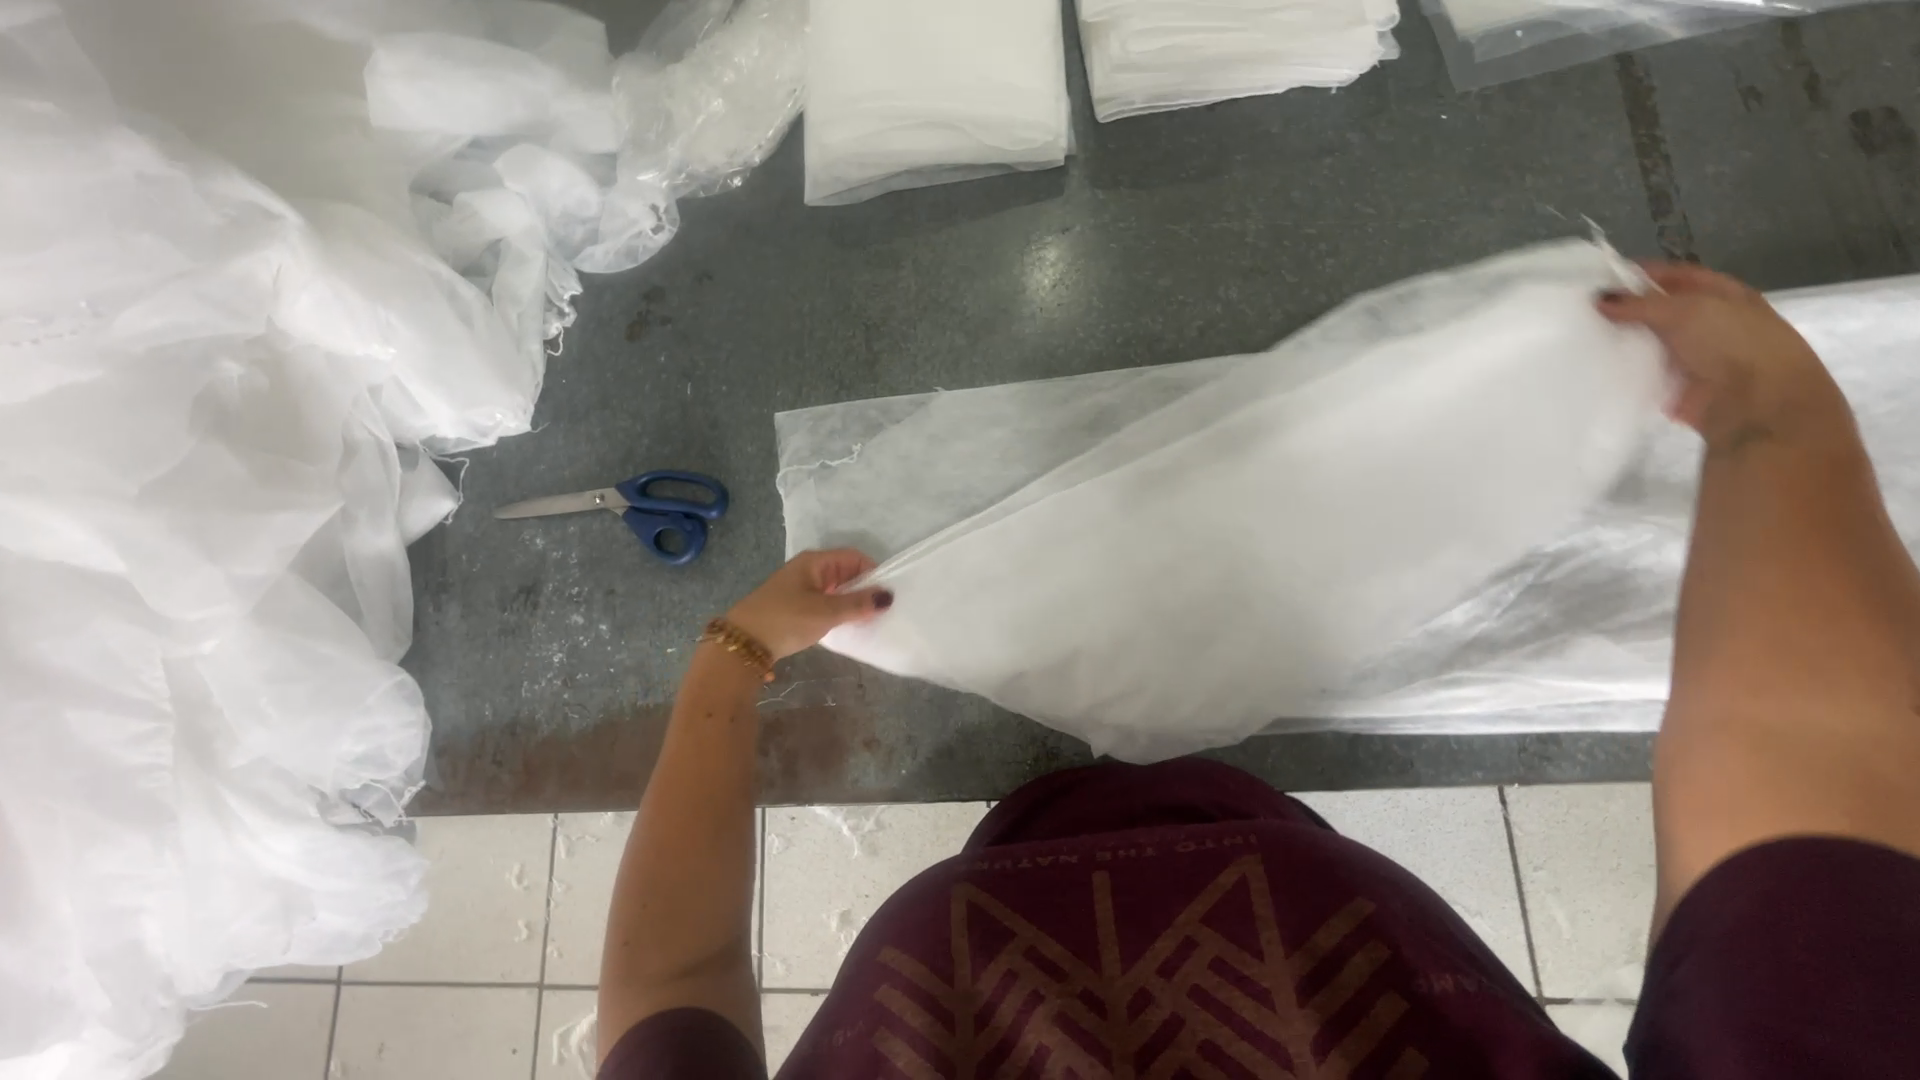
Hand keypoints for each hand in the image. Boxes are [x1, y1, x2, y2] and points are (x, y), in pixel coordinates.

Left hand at [722, 549, 892, 661]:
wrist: (743, 643)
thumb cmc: (786, 620)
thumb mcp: (826, 612)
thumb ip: (858, 604)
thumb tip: (888, 596)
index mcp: (815, 562)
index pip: (854, 557)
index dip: (873, 572)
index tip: (887, 595)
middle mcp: (808, 569)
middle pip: (845, 572)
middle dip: (864, 588)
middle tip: (882, 610)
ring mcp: (800, 587)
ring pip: (835, 588)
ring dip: (851, 601)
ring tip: (867, 619)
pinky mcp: (795, 605)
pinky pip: (824, 601)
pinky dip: (837, 610)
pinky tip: (845, 625)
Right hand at [1597, 262, 1847, 452]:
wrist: (1754, 401)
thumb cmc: (1732, 343)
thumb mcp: (1687, 311)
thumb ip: (1641, 304)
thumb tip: (1600, 300)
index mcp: (1722, 295)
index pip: (1676, 277)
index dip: (1642, 275)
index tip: (1601, 280)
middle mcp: (1706, 322)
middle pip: (1657, 310)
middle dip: (1624, 310)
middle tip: (1582, 310)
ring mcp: (1690, 353)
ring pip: (1646, 340)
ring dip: (1620, 339)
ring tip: (1579, 336)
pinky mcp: (1673, 382)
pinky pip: (1640, 370)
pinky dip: (1620, 367)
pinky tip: (1591, 364)